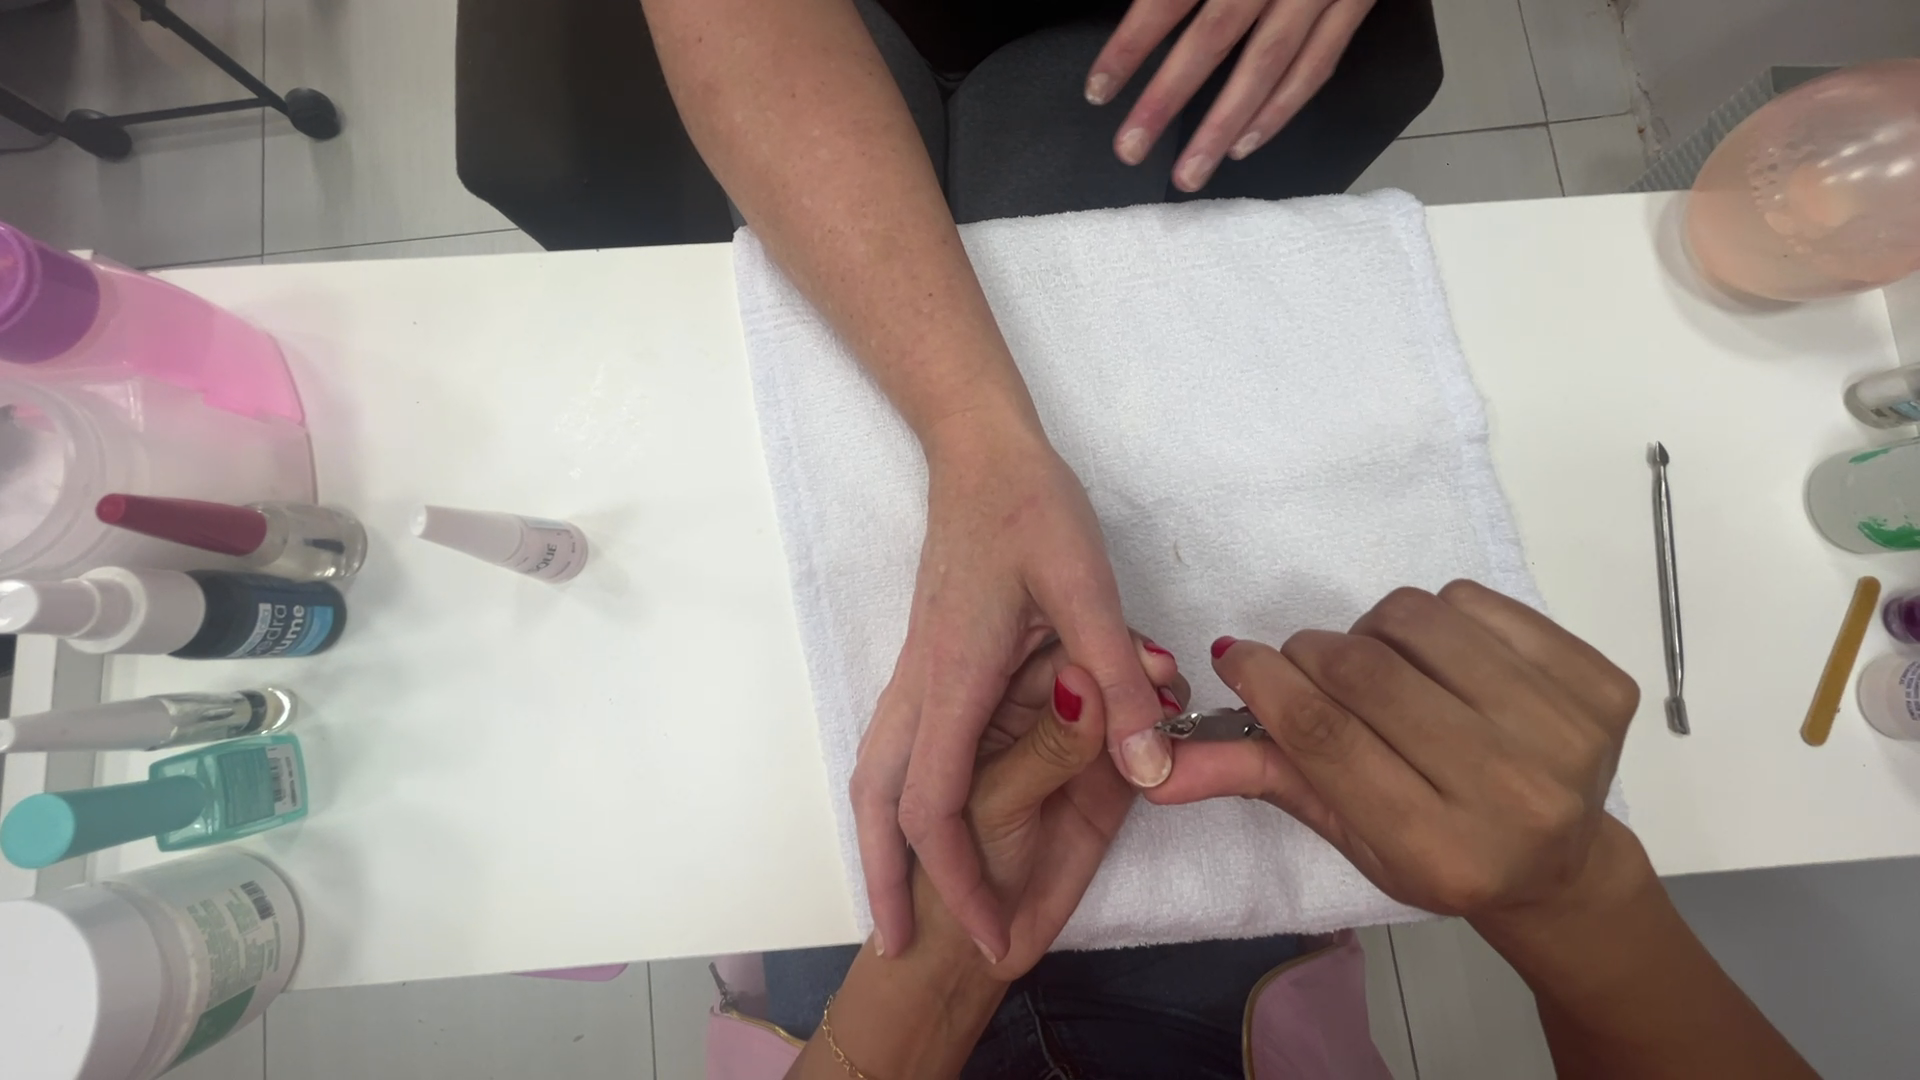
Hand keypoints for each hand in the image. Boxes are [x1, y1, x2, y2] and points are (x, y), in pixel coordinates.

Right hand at [853, 425, 1173, 960]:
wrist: (978, 452)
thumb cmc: (1029, 510)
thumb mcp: (1087, 589)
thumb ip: (1118, 680)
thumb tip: (1149, 772)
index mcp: (956, 676)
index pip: (937, 801)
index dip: (958, 879)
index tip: (991, 938)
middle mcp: (922, 682)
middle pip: (878, 795)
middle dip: (886, 875)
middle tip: (898, 940)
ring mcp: (917, 667)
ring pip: (878, 766)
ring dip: (885, 836)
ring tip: (905, 891)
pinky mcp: (928, 652)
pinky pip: (901, 738)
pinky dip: (901, 789)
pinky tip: (928, 805)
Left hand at [1086, 0, 1378, 191]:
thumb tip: (1139, 8)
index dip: (1131, 44)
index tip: (1098, 90)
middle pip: (1215, 35)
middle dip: (1167, 98)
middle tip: (1130, 149)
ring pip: (1266, 62)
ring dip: (1223, 125)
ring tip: (1188, 174)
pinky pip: (1318, 62)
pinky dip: (1281, 108)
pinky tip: (1244, 146)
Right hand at [1153, 580, 1642, 921]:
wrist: (1561, 863)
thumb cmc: (1431, 852)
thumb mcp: (1337, 830)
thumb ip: (1255, 778)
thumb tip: (1157, 767)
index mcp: (1439, 848)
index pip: (1323, 736)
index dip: (1264, 680)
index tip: (1236, 657)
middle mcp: (1513, 795)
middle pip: (1363, 671)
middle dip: (1311, 653)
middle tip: (1310, 667)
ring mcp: (1567, 734)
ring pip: (1413, 618)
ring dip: (1372, 632)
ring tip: (1385, 669)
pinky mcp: (1601, 685)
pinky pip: (1471, 599)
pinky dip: (1434, 617)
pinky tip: (1443, 661)